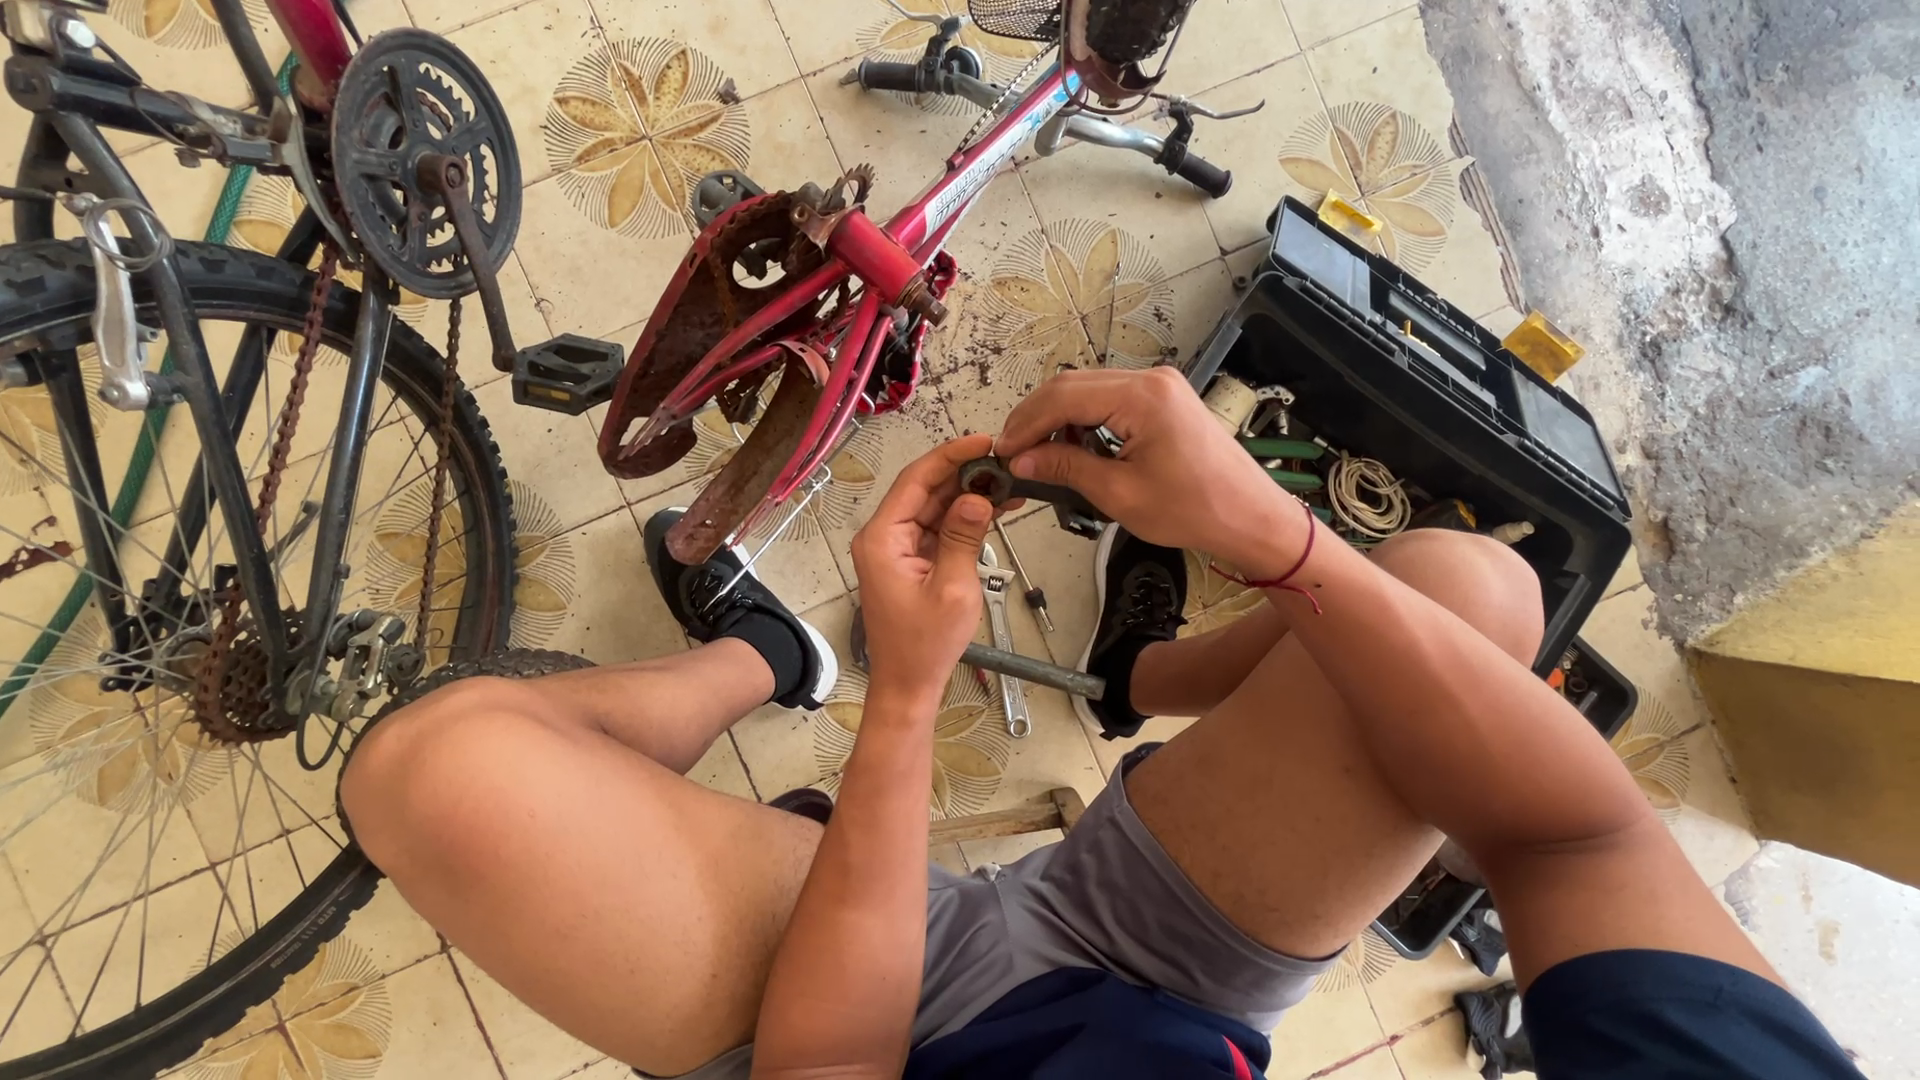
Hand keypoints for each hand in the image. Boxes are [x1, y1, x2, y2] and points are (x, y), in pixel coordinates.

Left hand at [850, 434, 996, 707]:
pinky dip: (964, 517)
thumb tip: (978, 498)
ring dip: (969, 494)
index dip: (951, 456)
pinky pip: (938, 527)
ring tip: (1009, 482)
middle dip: (965, 473)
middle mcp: (884, 537)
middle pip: (925, 489)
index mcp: (883, 538)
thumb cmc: (923, 646)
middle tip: (1005, 462)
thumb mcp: (952, 588)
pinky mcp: (911, 560)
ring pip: (935, 506)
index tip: (984, 442)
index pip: (916, 479)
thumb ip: (963, 537)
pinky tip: (995, 507)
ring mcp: (898, 548)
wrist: (908, 684)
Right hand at [996, 367, 1310, 578]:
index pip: (1064, 396)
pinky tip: (1071, 448)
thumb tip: (1023, 458)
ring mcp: (1159, 387)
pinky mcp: (1163, 400)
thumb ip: (1066, 468)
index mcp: (1143, 398)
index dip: (1027, 423)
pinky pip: (1110, 400)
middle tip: (1012, 450)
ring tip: (1038, 454)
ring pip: (1088, 391)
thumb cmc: (1194, 509)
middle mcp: (1151, 381)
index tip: (1003, 449)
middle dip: (1037, 417)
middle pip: (1073, 386)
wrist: (1248, 516)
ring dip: (1058, 419)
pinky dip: (1083, 420)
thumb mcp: (1119, 493)